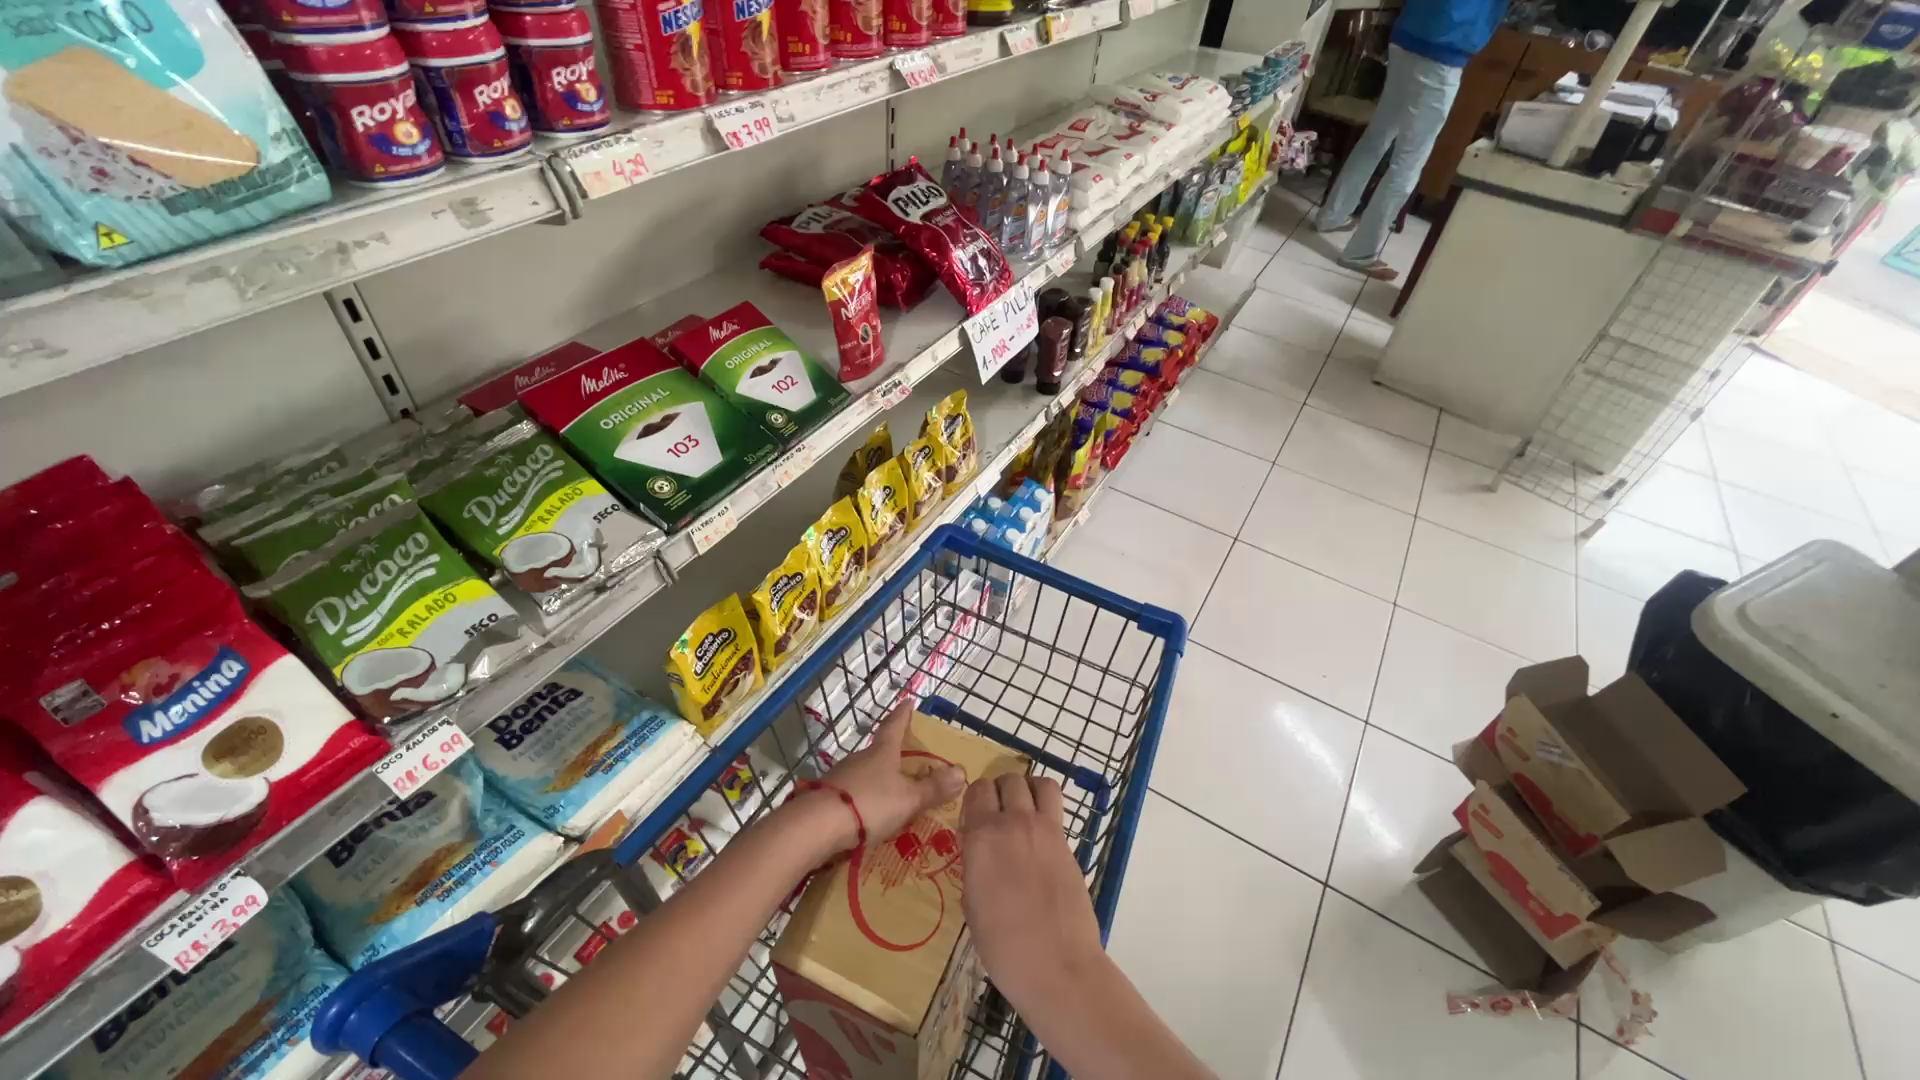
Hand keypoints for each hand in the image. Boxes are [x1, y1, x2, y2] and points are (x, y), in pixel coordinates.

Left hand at [813, 700, 965, 852]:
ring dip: (876, 781)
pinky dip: (862, 800)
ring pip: (863, 774)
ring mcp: (839, 777)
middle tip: (907, 761)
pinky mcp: (825, 798)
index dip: (903, 714)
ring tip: (890, 795)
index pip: (895, 726)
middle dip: (892, 755)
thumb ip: (933, 788)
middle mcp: (859, 759)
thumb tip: (962, 771)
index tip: (908, 701)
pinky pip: (851, 795)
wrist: (816, 826)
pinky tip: (867, 814)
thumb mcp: (908, 798)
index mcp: (882, 753)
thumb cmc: (869, 804)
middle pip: (878, 751)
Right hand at [959, 773, 1104, 1000]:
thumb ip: (974, 864)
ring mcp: (1046, 830)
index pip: (977, 790)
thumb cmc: (1002, 945)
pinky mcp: (1068, 843)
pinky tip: (1039, 837)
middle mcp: (1014, 823)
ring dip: (1028, 790)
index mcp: (982, 837)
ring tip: (1023, 813)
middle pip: (1008, 780)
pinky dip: (1046, 808)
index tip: (973, 822)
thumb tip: (979, 849)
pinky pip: (1056, 808)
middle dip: (1000, 791)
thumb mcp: (971, 902)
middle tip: (997, 817)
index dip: (974, 801)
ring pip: (1039, 783)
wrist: (1056, 965)